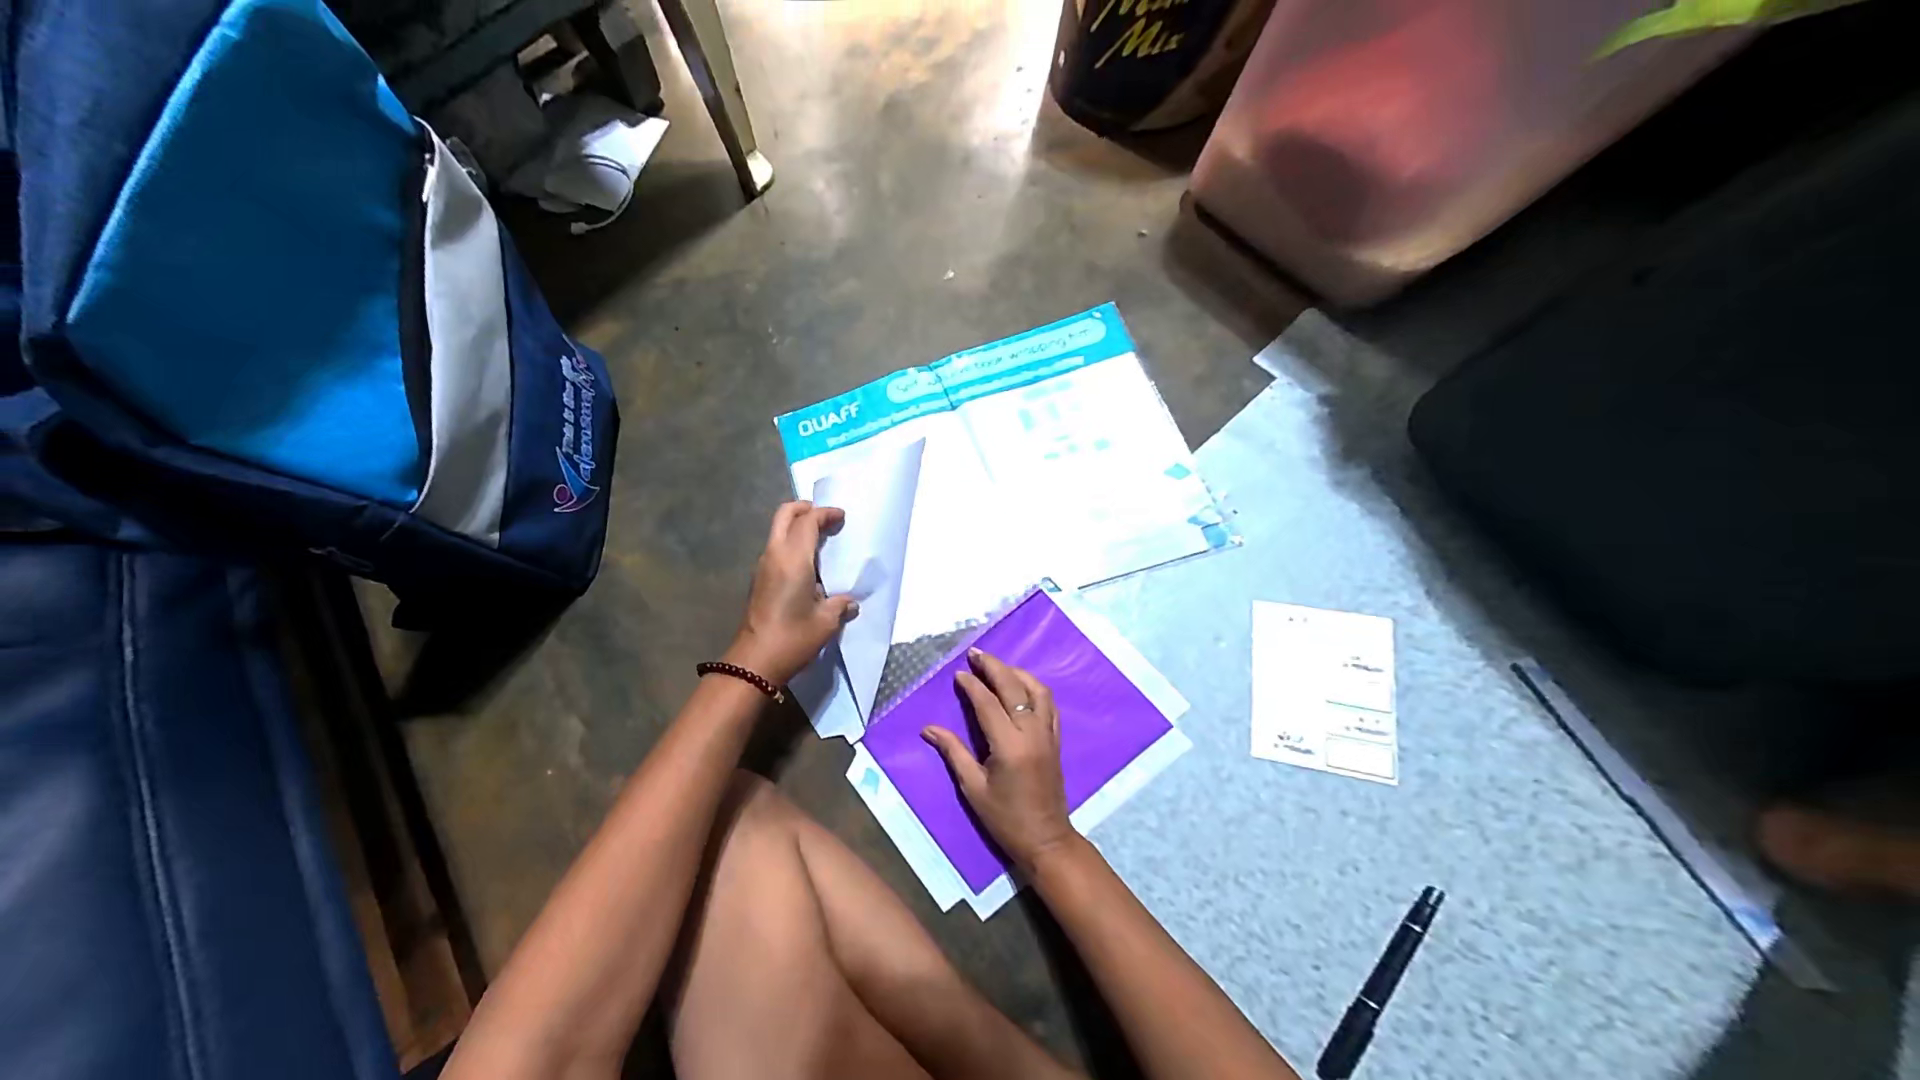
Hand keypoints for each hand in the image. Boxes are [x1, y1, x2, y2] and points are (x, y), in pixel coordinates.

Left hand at [724, 501, 859, 685]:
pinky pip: (776, 549)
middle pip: (785, 516)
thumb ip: (840, 605)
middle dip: (804, 509)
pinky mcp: (759, 580)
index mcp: (793, 559)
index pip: (808, 521)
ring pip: (777, 531)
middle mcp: (774, 555)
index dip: (825, 514)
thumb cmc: (794, 637)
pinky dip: (791, 544)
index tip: (841, 517)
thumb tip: (848, 602)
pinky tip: (808, 563)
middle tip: (825, 516)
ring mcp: (762, 567)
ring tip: (820, 539)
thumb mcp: (826, 621)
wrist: (755, 662)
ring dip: (797, 527)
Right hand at [922, 649, 1076, 871]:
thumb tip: (928, 729)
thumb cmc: (1005, 818)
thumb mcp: (973, 788)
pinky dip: (1034, 687)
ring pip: (1037, 690)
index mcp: (1009, 746)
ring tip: (997, 666)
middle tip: (975, 654)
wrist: (1046, 839)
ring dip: (1017, 673)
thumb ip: (954, 752)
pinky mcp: (1056, 739)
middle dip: (994, 667)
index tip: (958, 674)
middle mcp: (1031, 733)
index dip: (972, 685)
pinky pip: (1048, 703)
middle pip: (1014, 687)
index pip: (988, 703)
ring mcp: (1048, 734)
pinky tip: (1020, 685)